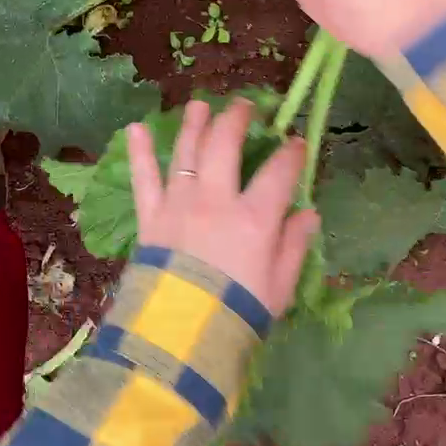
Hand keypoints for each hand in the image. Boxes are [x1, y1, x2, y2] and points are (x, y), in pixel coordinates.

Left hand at [125, 99, 317, 313]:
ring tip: (200, 105)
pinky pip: (144, 178)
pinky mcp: (151, 216)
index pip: (279, 172)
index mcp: (254, 218)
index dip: (291, 153)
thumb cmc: (237, 315)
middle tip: (244, 106)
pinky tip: (136, 128)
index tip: (296, 142)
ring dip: (194, 123)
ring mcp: (179, 203)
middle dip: (237, 119)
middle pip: (225, 144)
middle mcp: (216, 199)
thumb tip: (309, 214)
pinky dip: (140, 152)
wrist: (180, 340)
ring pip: (187, 150)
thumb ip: (294, 246)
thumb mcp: (279, 287)